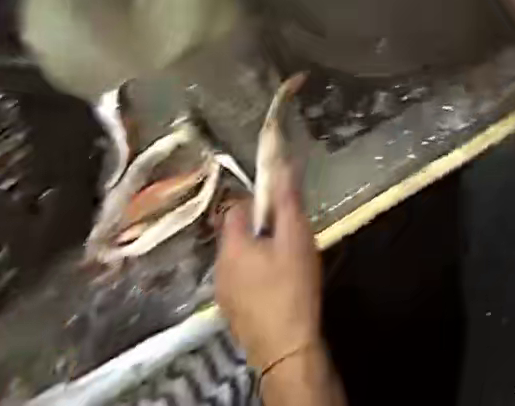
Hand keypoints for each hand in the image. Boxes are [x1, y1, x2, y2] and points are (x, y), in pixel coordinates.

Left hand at [216, 172, 322, 372]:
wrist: (288, 351)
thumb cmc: (292, 288)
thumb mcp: (296, 236)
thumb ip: (287, 199)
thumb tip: (281, 165)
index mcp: (230, 245)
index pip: (237, 206)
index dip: (259, 201)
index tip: (281, 209)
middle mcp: (218, 266)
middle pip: (237, 231)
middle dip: (260, 227)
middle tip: (288, 234)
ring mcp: (222, 293)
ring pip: (239, 256)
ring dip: (258, 251)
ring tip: (286, 259)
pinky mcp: (231, 312)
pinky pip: (241, 278)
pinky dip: (256, 274)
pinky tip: (278, 284)